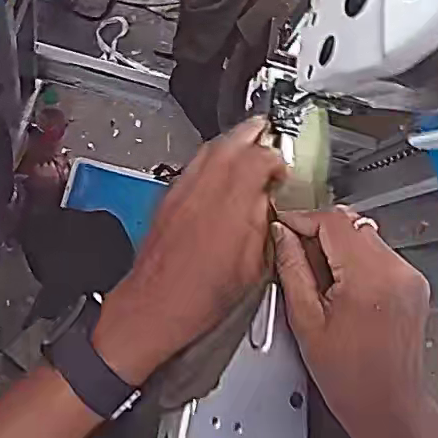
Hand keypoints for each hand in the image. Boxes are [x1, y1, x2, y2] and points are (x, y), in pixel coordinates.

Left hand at [94, 117, 285, 382]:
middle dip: (254, 133)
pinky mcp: (169, 195)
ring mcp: (183, 188)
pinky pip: (194, 162)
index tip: (281, 171)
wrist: (155, 304)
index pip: (260, 156)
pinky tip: (220, 168)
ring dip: (232, 141)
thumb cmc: (200, 294)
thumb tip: (268, 199)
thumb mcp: (254, 264)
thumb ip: (264, 221)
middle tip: (267, 133)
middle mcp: (206, 187)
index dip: (276, 159)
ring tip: (246, 144)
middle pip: (233, 139)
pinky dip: (212, 157)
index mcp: (233, 202)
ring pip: (211, 146)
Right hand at [273, 206, 437, 437]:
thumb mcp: (306, 321)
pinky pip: (378, 252)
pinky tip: (341, 286)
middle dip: (319, 232)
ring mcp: (409, 275)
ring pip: (364, 235)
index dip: (303, 219)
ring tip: (319, 277)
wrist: (390, 406)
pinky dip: (355, 258)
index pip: (333, 221)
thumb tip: (281, 235)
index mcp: (369, 277)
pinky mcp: (413, 282)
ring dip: (337, 244)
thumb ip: (292, 268)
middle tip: (294, 252)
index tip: (282, 226)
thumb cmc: (350, 378)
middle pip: (351, 224)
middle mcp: (396, 270)